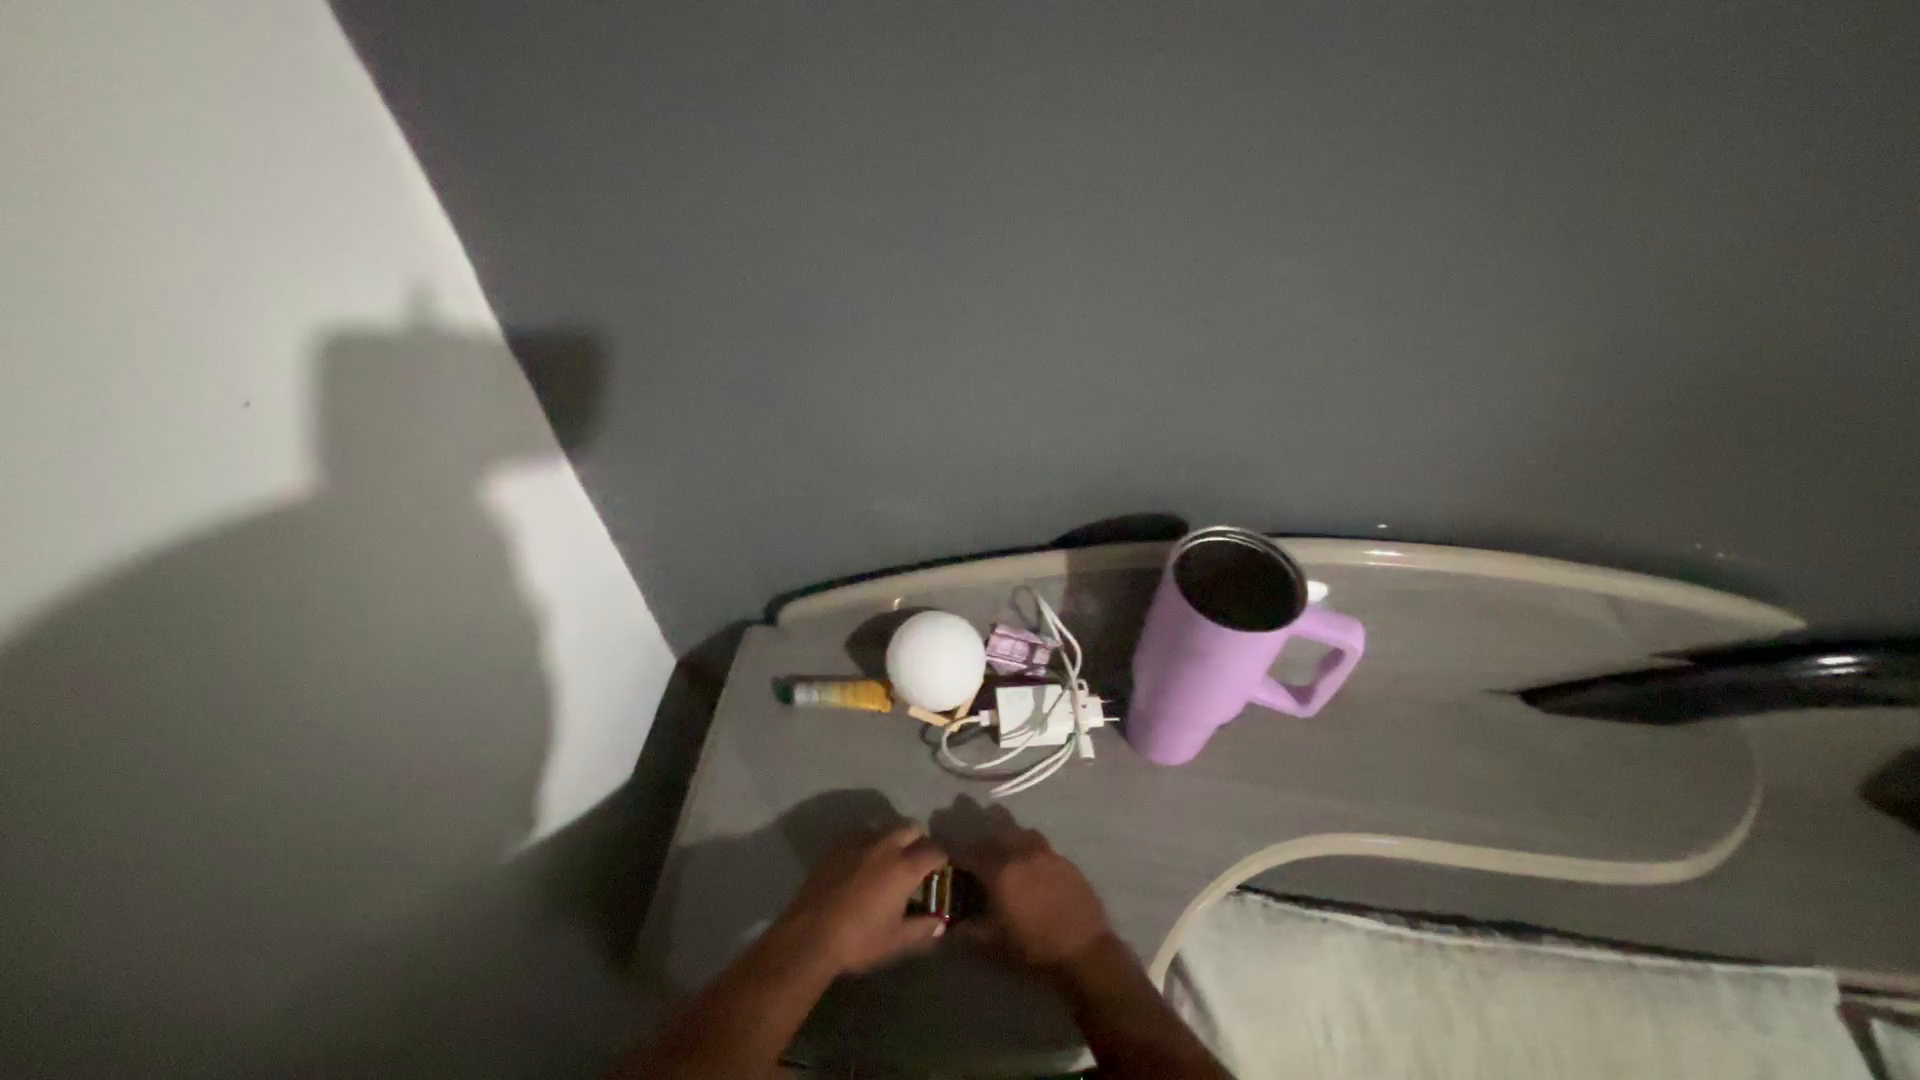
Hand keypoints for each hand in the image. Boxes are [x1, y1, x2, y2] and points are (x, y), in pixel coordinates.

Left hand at [775, 824, 950, 975]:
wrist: (810, 935)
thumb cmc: (859, 940)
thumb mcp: (896, 940)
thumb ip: (922, 928)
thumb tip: (940, 923)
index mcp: (904, 867)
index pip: (934, 850)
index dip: (942, 858)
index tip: (942, 869)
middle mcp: (885, 846)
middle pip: (911, 828)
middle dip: (920, 840)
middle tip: (918, 861)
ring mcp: (858, 842)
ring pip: (885, 827)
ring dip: (894, 838)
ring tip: (890, 860)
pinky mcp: (836, 846)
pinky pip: (861, 834)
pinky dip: (870, 842)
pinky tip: (863, 862)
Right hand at [952, 820, 1112, 968]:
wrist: (1084, 951)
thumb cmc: (1033, 948)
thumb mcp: (992, 943)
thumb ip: (967, 929)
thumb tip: (950, 924)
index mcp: (999, 870)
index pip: (967, 852)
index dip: (955, 858)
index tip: (950, 866)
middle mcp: (1020, 852)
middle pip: (992, 837)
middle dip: (980, 848)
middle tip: (976, 867)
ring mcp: (1046, 852)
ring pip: (1018, 834)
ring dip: (1006, 843)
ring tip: (1005, 863)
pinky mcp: (1064, 859)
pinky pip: (1039, 845)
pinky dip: (1028, 852)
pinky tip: (1032, 872)